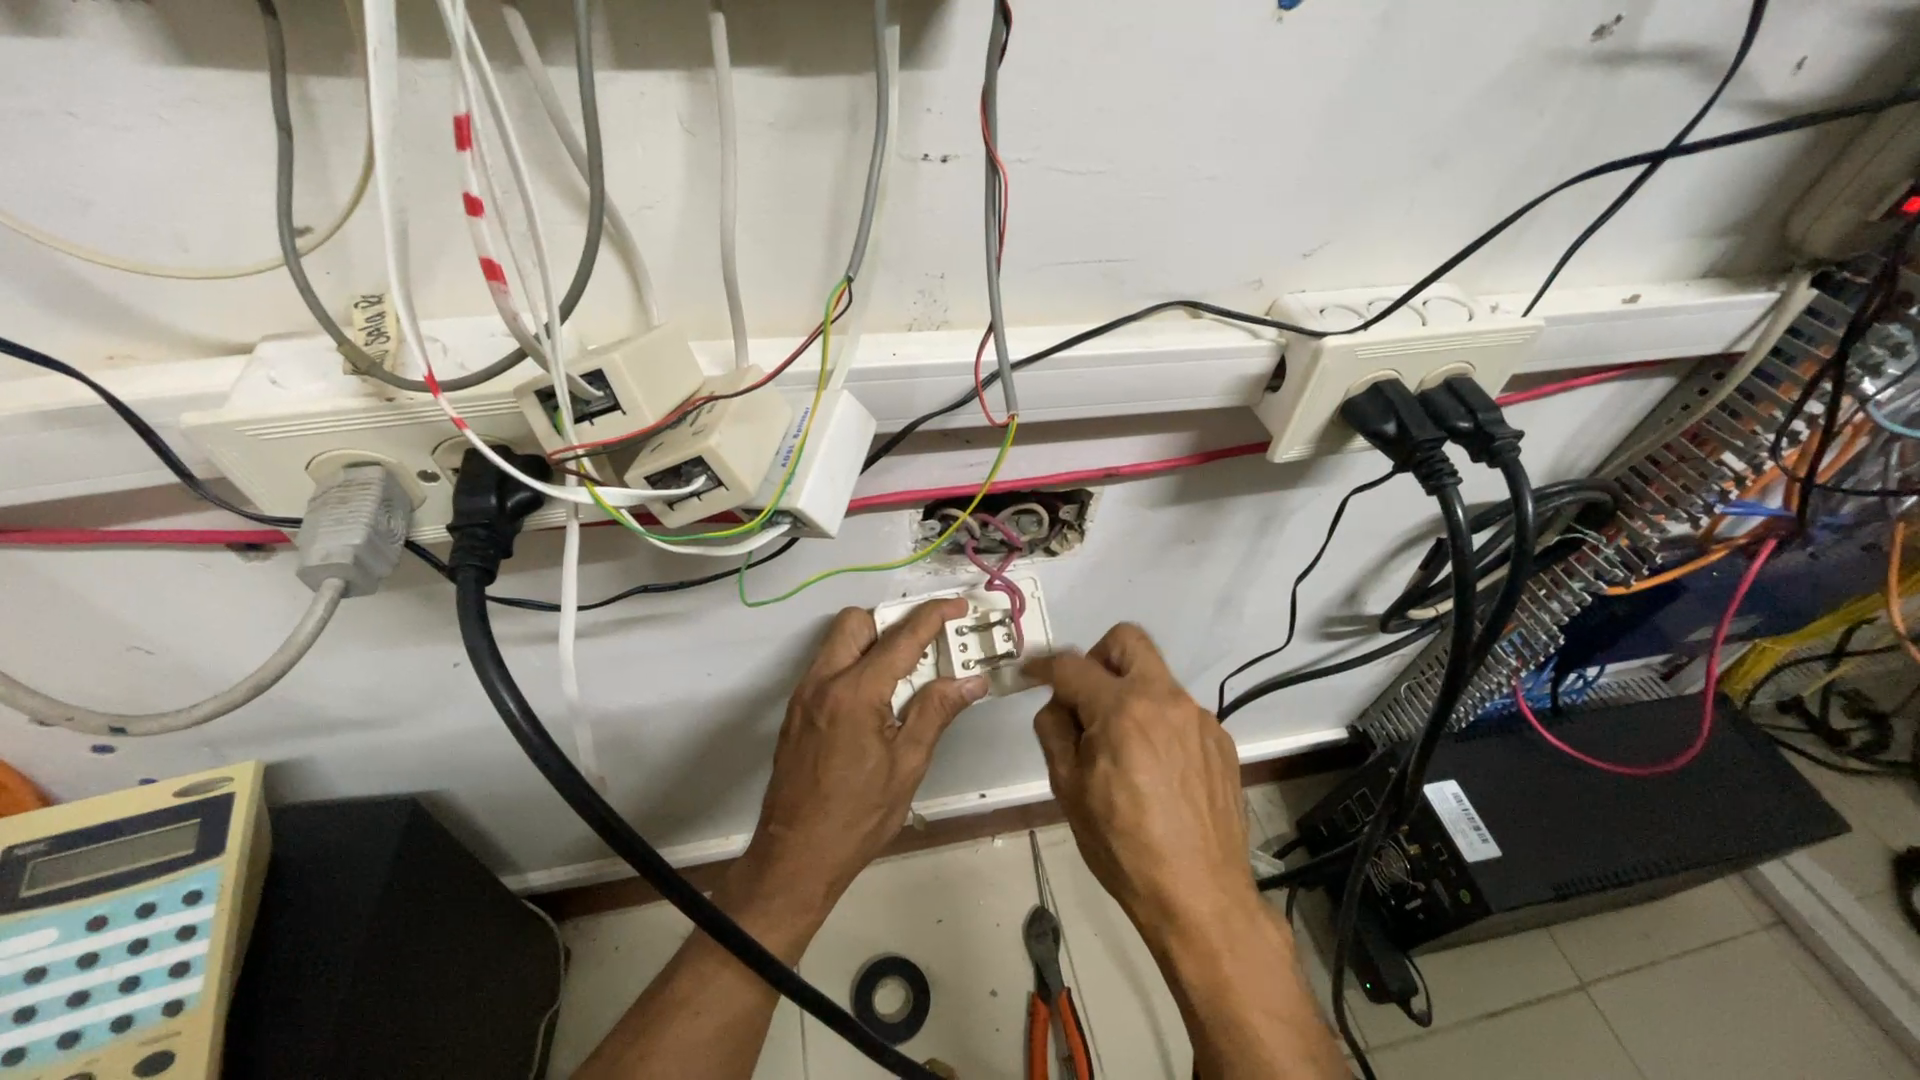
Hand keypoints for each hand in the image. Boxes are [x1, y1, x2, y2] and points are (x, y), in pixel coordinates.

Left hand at [742, 600, 989, 904]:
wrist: (796, 855)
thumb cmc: (858, 816)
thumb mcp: (907, 765)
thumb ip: (936, 713)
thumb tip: (970, 681)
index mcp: (855, 693)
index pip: (901, 638)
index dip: (933, 616)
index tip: (958, 605)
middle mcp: (823, 682)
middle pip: (856, 623)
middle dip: (892, 623)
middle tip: (924, 648)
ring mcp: (804, 696)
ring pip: (837, 643)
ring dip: (871, 643)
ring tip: (905, 675)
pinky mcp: (796, 712)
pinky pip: (827, 668)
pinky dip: (854, 666)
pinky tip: (878, 700)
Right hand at [1026, 624, 1253, 935]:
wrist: (1200, 895)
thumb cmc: (1122, 847)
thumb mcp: (1068, 790)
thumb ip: (1055, 732)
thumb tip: (1060, 705)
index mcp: (1122, 710)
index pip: (1072, 666)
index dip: (1043, 665)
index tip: (1030, 672)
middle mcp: (1166, 700)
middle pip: (1127, 640)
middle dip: (1097, 657)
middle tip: (1084, 698)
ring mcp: (1199, 719)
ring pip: (1156, 679)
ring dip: (1130, 696)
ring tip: (1120, 751)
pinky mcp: (1221, 742)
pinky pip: (1180, 714)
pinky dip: (1157, 725)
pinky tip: (1154, 773)